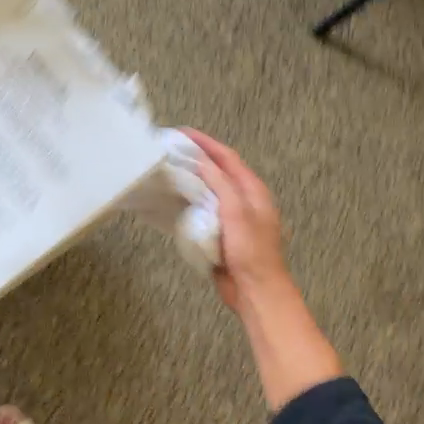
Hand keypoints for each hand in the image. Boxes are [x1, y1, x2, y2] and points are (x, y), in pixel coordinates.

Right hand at [182, 128, 288, 313]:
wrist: (256, 290)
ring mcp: (233, 217)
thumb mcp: (236, 212)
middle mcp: (244, 200)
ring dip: (192, 177)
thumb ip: (221, 184)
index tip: (182, 132)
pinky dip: (190, 199)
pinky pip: (204, 209)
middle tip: (171, 148)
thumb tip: (201, 161)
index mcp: (253, 191)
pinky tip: (174, 199)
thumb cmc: (250, 251)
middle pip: (219, 171)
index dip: (206, 143)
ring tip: (168, 169)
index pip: (227, 158)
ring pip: (210, 189)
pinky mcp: (222, 232)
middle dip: (197, 157)